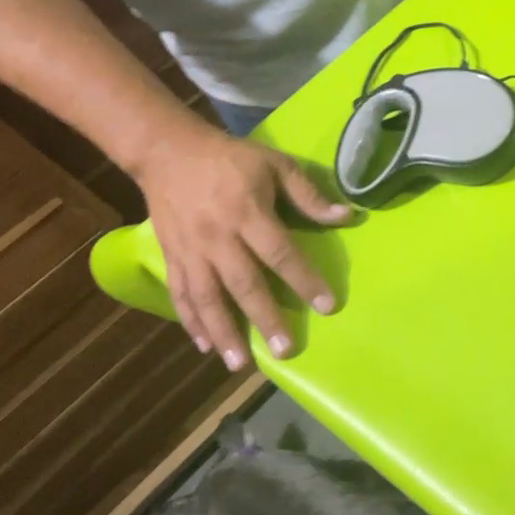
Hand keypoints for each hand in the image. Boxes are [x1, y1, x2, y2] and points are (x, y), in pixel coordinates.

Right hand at [131, 120, 351, 370]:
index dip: (304, 280)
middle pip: (243, 283)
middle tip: (285, 350)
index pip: (280, 253)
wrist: (166, 151)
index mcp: (247, 213)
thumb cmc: (231, 158)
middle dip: (265, 318)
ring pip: (207, 297)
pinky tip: (205, 345)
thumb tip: (347, 216)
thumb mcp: (275, 164)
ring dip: (224, 332)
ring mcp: (190, 250)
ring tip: (240, 364)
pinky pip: (181, 293)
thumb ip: (309, 193)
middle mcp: (217, 237)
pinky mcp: (169, 256)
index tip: (327, 306)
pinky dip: (191, 321)